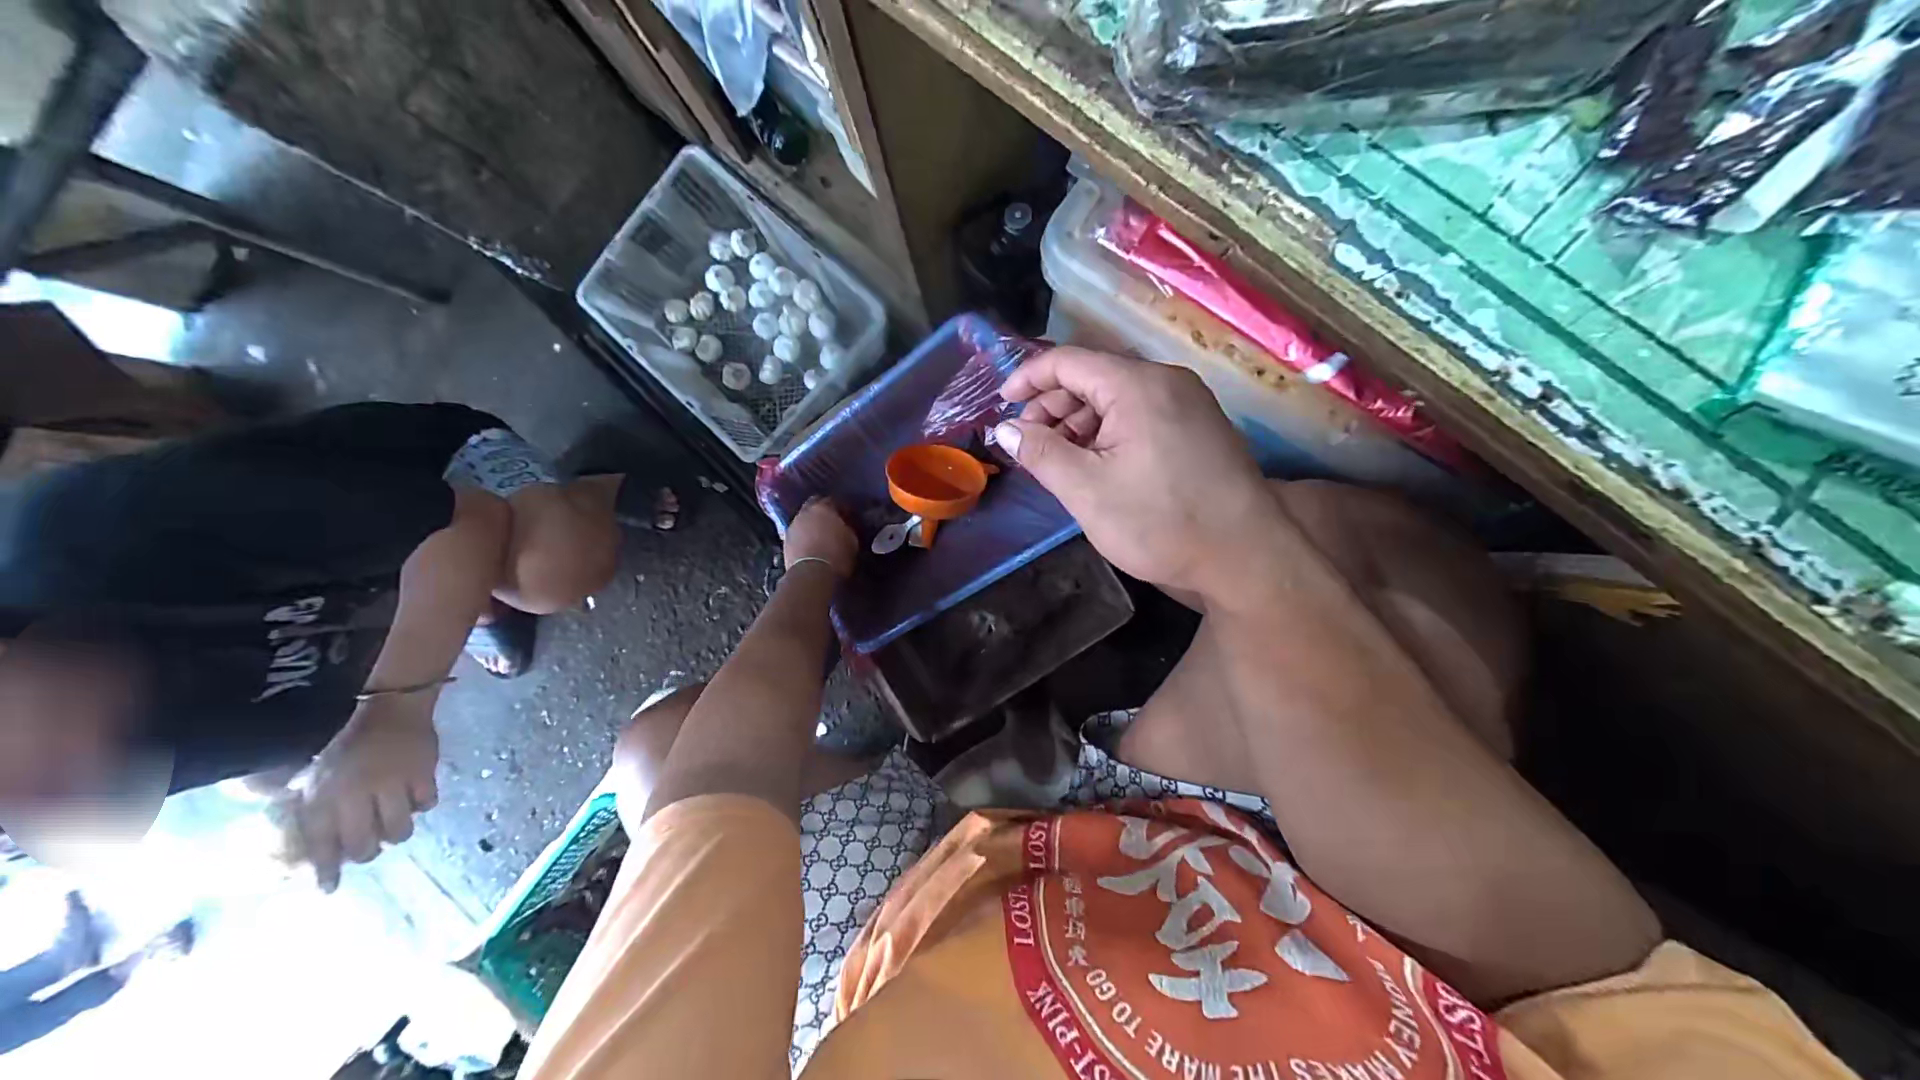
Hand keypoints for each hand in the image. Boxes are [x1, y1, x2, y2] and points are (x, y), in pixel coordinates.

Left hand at [279, 693, 438, 891]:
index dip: (325, 869)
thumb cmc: (351, 745)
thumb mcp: (321, 774)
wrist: (392, 709)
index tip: (329, 890)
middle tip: (371, 848)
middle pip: (364, 844)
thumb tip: (314, 847)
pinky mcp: (424, 773)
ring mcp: (392, 783)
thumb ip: (316, 807)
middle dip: (367, 852)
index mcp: (325, 795)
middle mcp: (355, 793)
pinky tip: (417, 799)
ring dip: (396, 832)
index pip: (320, 842)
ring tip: (395, 824)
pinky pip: (427, 803)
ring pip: (399, 829)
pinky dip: (422, 805)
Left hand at [783, 497, 857, 577]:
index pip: (833, 501)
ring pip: (804, 520)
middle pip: (814, 506)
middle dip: (822, 513)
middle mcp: (805, 512)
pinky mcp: (785, 541)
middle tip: (832, 523)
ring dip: (811, 525)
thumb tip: (846, 526)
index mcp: (823, 508)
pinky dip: (804, 536)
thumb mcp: (852, 540)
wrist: (812, 574)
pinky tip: (811, 545)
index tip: (847, 517)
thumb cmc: (837, 555)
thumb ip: (848, 528)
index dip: (841, 509)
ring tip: (820, 536)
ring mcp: (792, 526)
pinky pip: (797, 533)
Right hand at [996, 347, 1283, 603]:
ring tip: (1059, 460)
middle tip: (1029, 444)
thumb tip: (1004, 429)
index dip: (1027, 379)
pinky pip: (1142, 413)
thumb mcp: (1086, 489)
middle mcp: (1166, 381)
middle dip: (1052, 406)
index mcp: (1137, 386)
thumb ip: (1040, 452)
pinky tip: (1098, 464)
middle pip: (1093, 376)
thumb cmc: (1159, 522)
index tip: (1001, 405)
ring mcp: (1188, 402)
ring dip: (1080, 421)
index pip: (1068, 361)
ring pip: (1118, 397)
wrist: (1245, 557)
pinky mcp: (1199, 427)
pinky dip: (1110, 431)